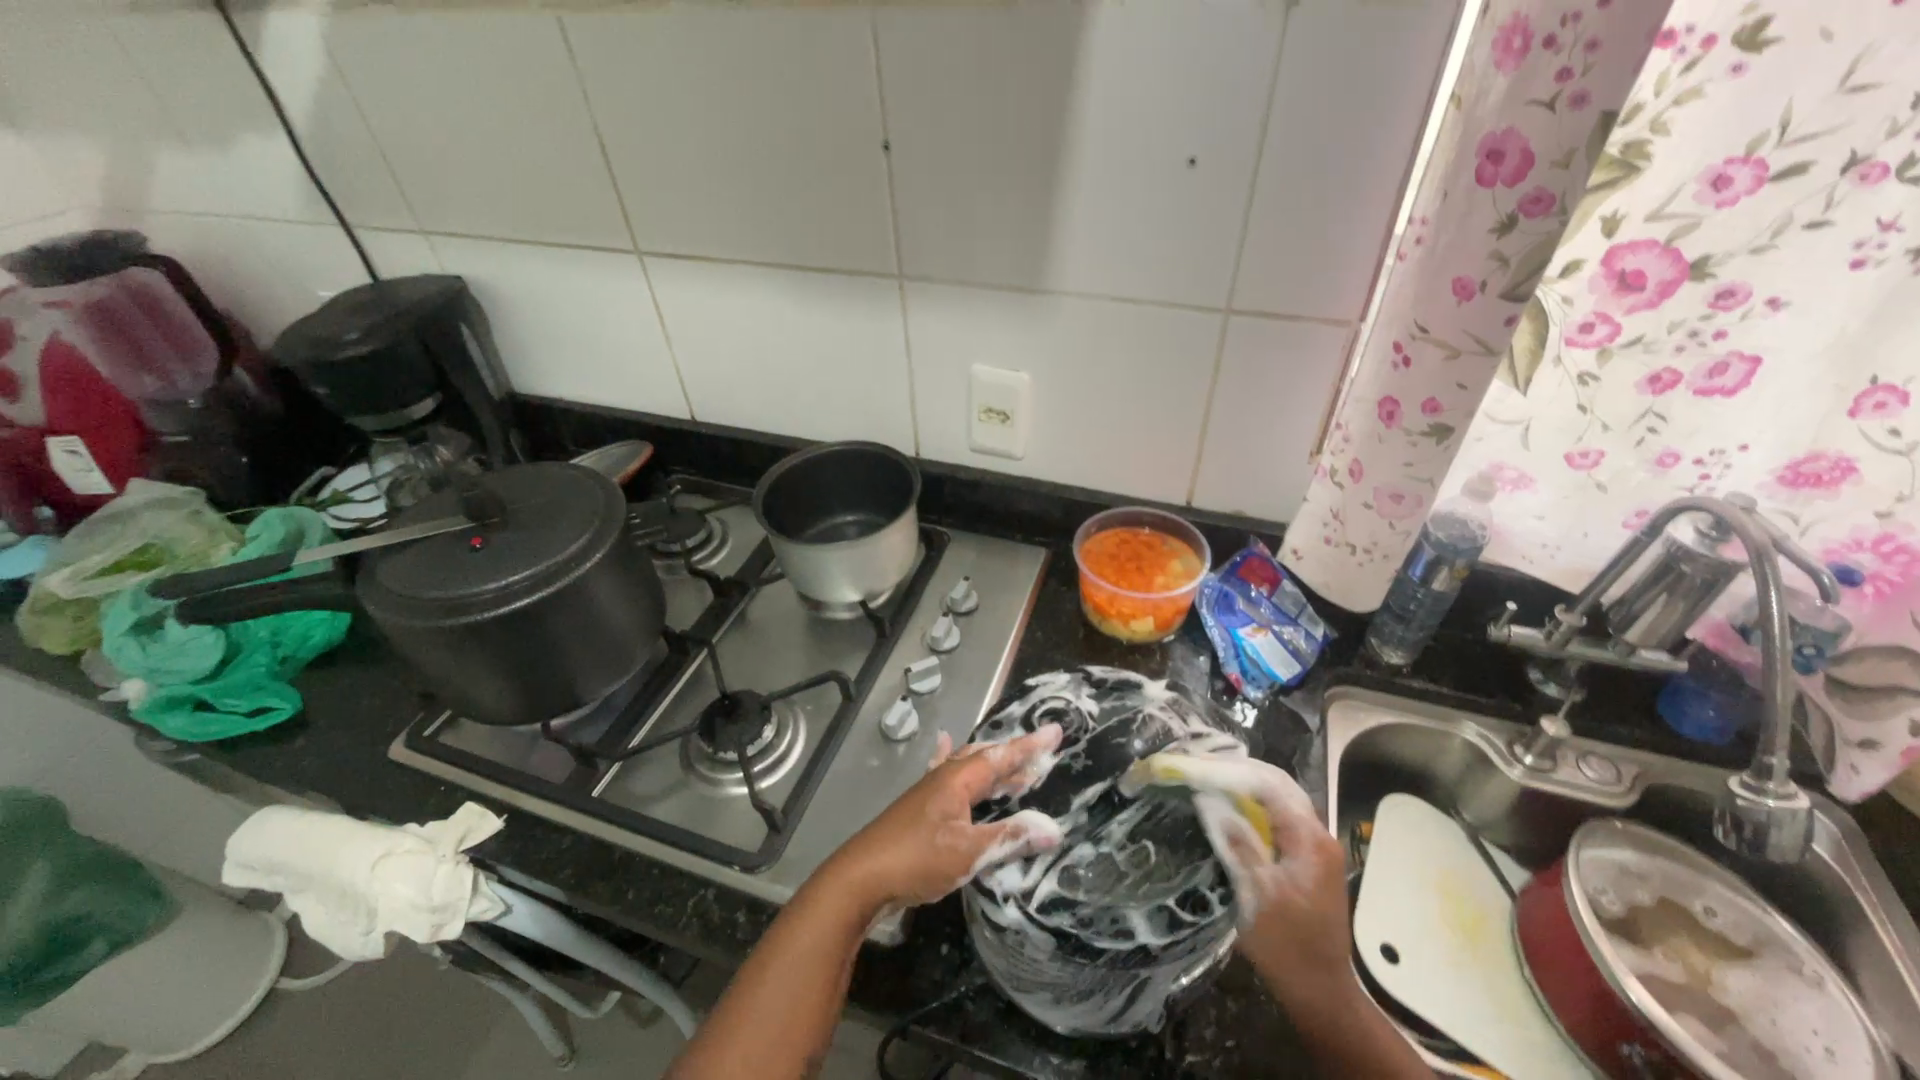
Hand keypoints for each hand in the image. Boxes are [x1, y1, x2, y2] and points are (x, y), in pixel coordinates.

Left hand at [820, 724, 1064, 912]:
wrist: (860, 879)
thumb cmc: (916, 860)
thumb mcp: (969, 852)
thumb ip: (1010, 838)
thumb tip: (1054, 829)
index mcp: (957, 780)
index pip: (1001, 756)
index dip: (1030, 746)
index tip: (1055, 731)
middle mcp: (943, 779)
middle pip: (984, 759)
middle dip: (1014, 758)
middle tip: (1042, 758)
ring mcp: (927, 794)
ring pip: (966, 770)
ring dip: (992, 769)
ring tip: (1014, 769)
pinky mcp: (918, 811)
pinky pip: (946, 778)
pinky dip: (955, 764)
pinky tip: (945, 746)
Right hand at [1193, 761, 1351, 1000]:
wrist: (1320, 990)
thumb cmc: (1286, 946)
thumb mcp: (1256, 895)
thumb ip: (1237, 844)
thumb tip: (1210, 801)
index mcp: (1310, 840)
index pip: (1271, 786)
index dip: (1233, 771)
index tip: (1198, 764)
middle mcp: (1320, 836)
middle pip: (1279, 788)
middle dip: (1240, 773)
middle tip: (1200, 766)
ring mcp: (1317, 849)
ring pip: (1280, 803)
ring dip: (1247, 790)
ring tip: (1210, 781)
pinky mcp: (1310, 862)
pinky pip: (1281, 822)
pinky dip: (1255, 811)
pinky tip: (1230, 812)